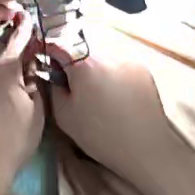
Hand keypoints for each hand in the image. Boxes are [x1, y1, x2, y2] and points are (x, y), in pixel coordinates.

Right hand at [47, 29, 190, 189]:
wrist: (146, 148)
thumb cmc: (100, 136)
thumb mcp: (64, 116)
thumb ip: (53, 87)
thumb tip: (52, 71)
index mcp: (84, 64)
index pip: (59, 45)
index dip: (50, 54)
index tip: (49, 66)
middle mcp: (106, 55)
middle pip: (82, 53)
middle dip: (76, 68)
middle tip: (78, 92)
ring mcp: (127, 61)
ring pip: (102, 62)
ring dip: (97, 74)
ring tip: (102, 100)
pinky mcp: (142, 70)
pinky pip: (120, 69)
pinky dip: (115, 79)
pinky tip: (120, 100)